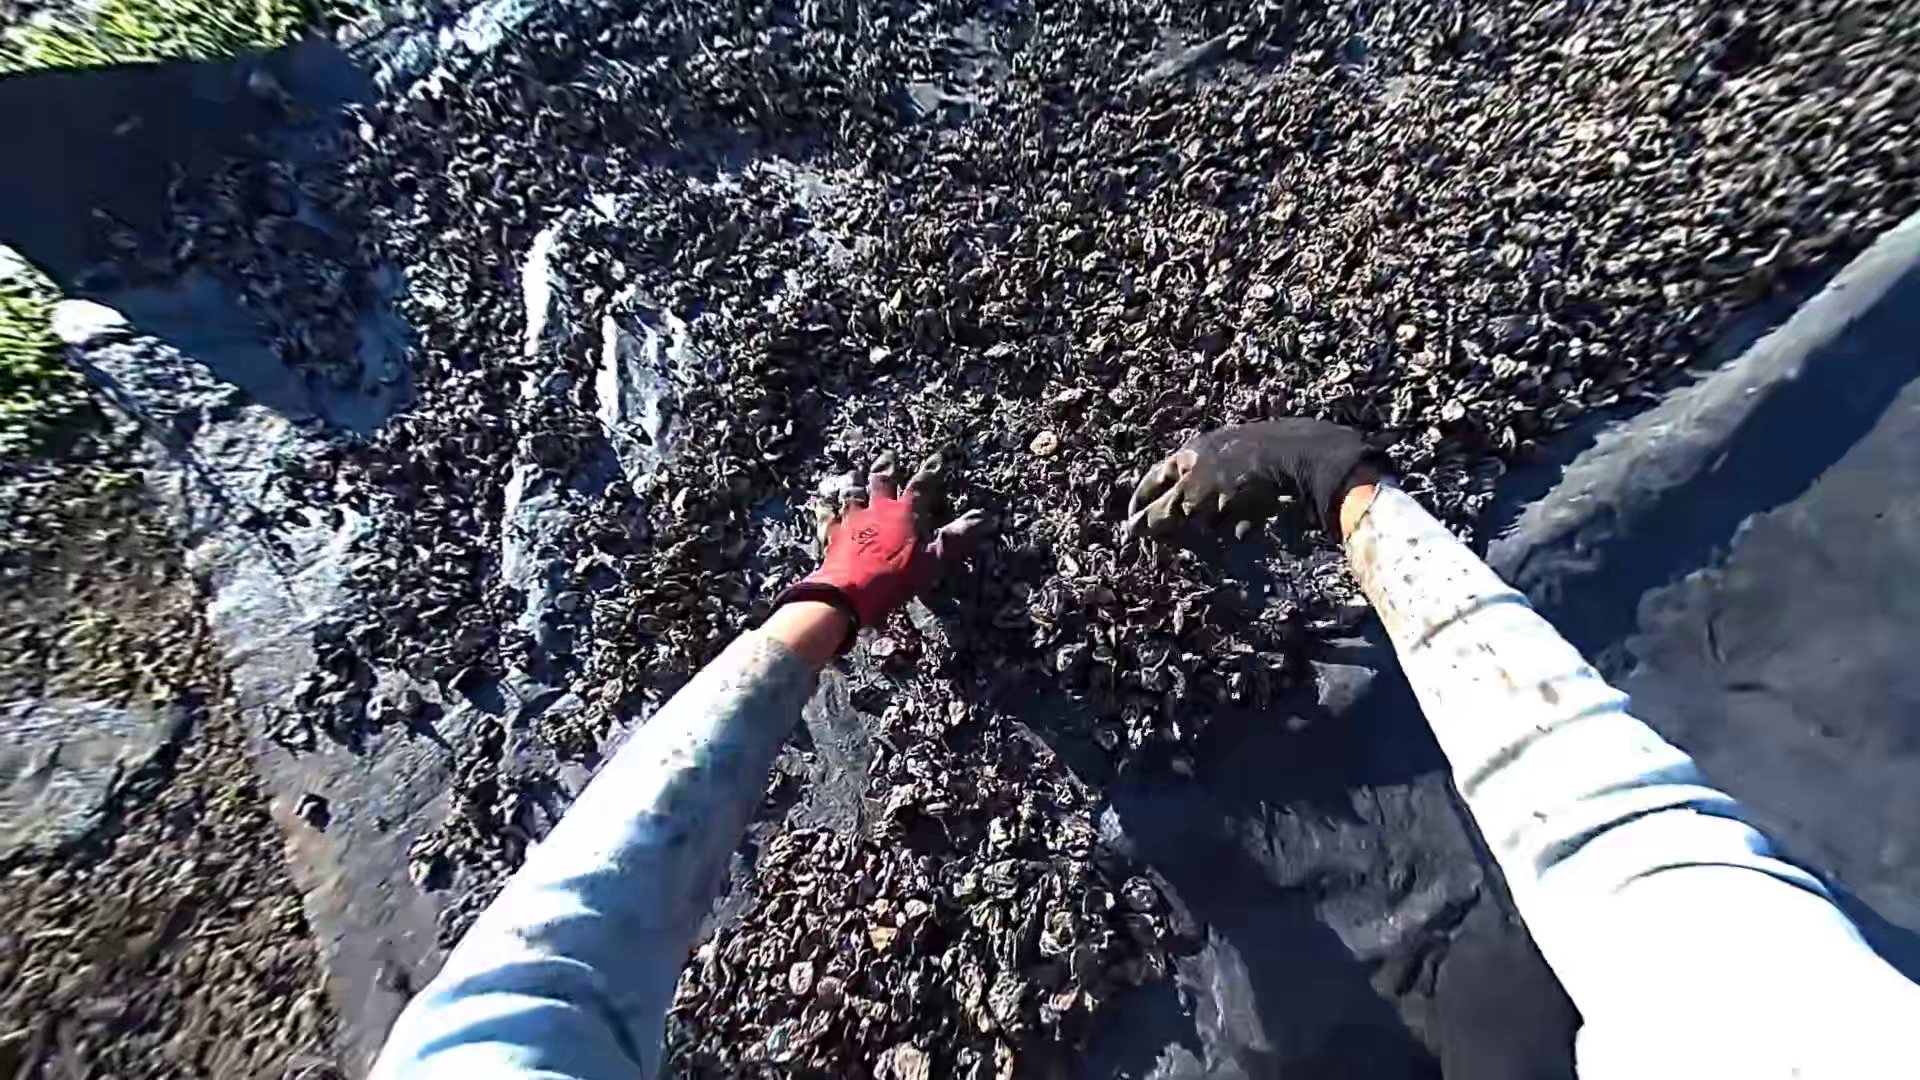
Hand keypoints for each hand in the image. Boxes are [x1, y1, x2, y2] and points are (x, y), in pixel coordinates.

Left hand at [775, 453, 994, 648]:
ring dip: (854, 482)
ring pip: (852, 492)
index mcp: (905, 512)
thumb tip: (986, 518)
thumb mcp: (933, 560)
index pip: (922, 485)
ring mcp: (852, 519)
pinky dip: (826, 508)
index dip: (931, 471)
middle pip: (882, 480)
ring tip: (853, 474)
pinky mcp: (833, 534)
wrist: (850, 592)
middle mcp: (877, 508)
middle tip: (888, 456)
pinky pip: (828, 515)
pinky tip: (824, 503)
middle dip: (887, 467)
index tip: (938, 458)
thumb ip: (957, 538)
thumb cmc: (896, 577)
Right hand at [1127, 420, 1388, 539]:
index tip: (1133, 525)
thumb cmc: (1240, 477)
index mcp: (1187, 452)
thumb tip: (1131, 529)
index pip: (1153, 479)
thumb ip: (1160, 514)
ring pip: (1215, 497)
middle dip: (1181, 515)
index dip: (1140, 503)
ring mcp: (1241, 461)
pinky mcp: (1268, 474)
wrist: (1306, 458)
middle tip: (1176, 536)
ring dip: (1212, 519)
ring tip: (1217, 534)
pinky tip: (1249, 527)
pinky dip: (1242, 516)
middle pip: (1184, 489)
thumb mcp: (1192, 498)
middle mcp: (1212, 453)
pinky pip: (1245, 501)